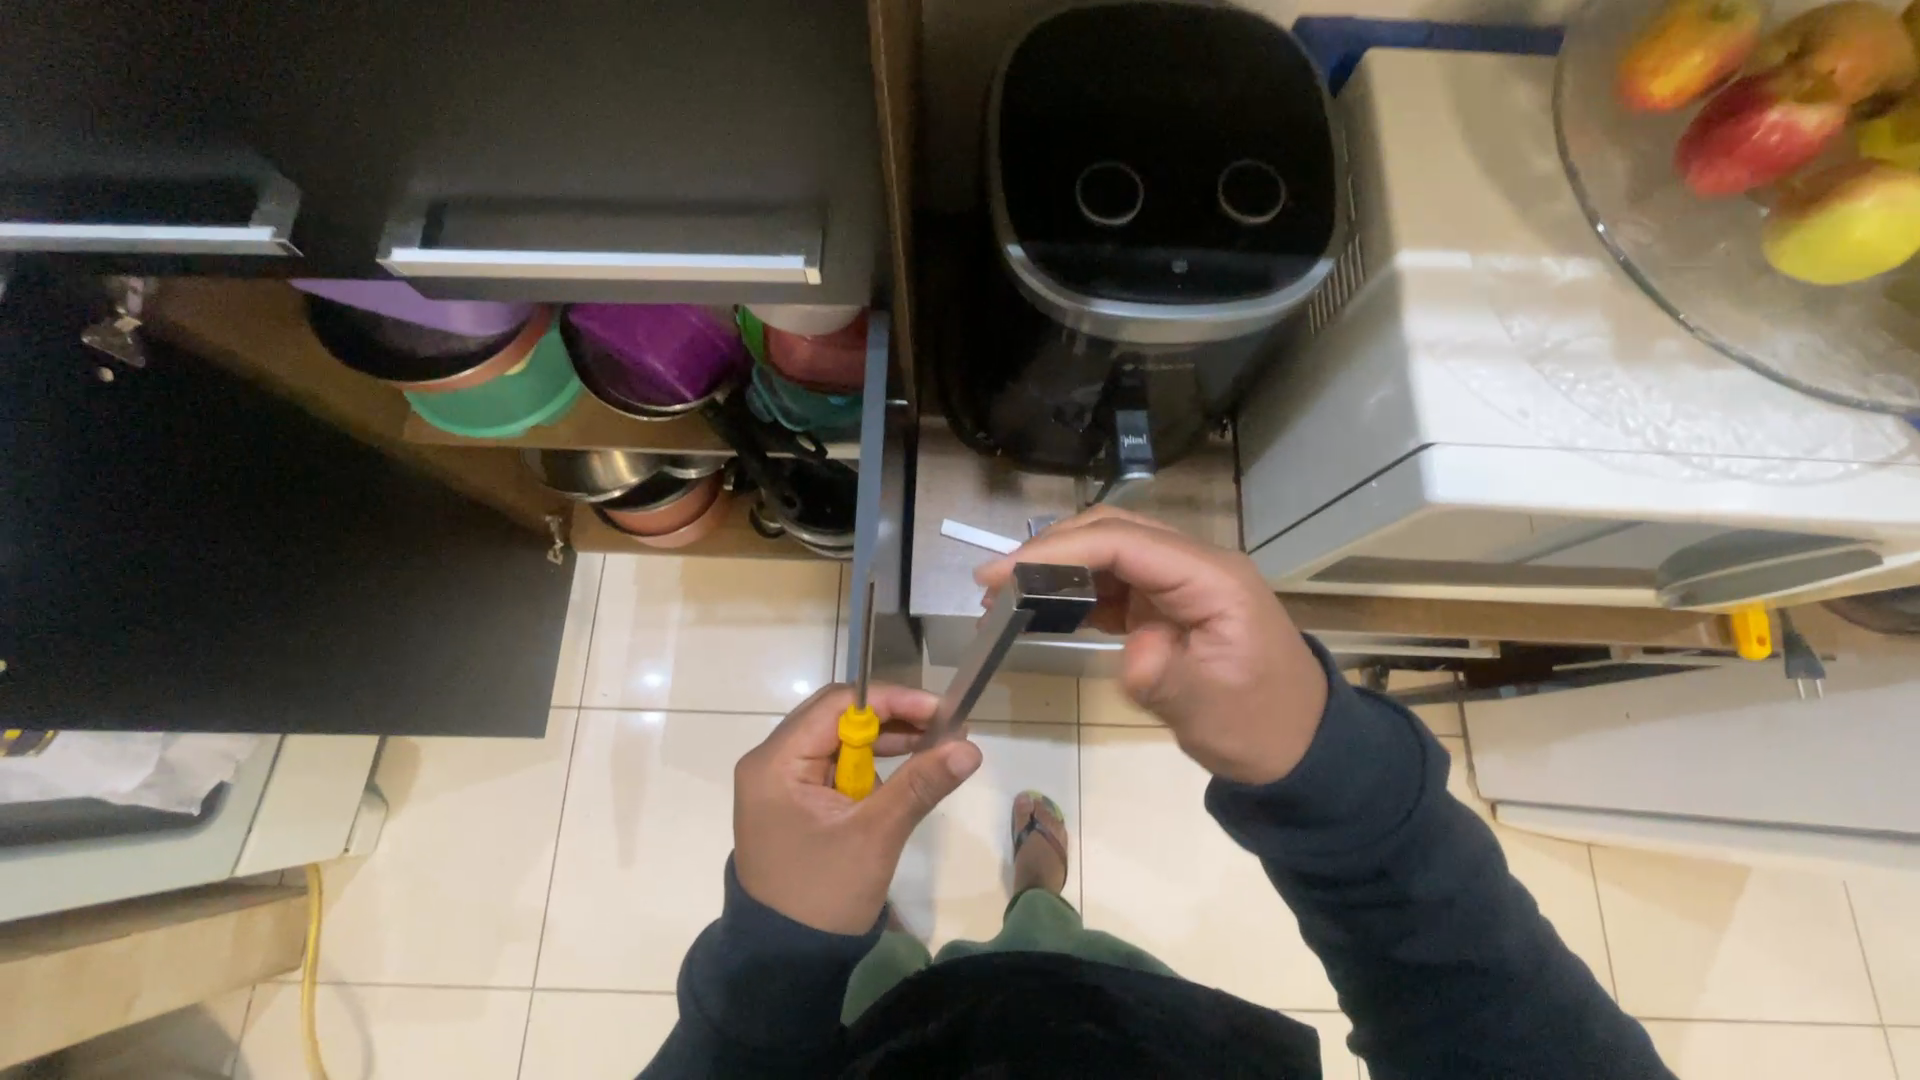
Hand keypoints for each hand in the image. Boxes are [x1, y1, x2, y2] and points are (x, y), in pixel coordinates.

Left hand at [733, 683, 983, 934]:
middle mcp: (772, 761)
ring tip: (937, 747)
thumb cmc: (824, 896)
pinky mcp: (795, 800)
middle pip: (838, 717)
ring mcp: (781, 781)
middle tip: (944, 728)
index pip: (838, 705)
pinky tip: (907, 770)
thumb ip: (920, 784)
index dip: (892, 701)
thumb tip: (970, 748)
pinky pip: (836, 766)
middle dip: (893, 719)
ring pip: (840, 739)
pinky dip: (872, 765)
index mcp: (776, 762)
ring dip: (886, 740)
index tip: (940, 711)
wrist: (785, 963)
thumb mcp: (876, 835)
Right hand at [974, 506, 1327, 785]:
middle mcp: (1194, 566)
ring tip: (1006, 598)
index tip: (1000, 575)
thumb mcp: (1213, 712)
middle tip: (994, 584)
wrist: (1299, 746)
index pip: (1123, 544)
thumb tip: (1131, 653)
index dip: (1056, 552)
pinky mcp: (1169, 603)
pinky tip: (1042, 611)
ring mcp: (1181, 582)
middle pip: (1112, 532)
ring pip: (1109, 552)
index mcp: (1211, 578)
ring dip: (1057, 568)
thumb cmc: (1261, 727)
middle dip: (1049, 551)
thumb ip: (1168, 679)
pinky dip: (1074, 591)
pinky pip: (1114, 582)